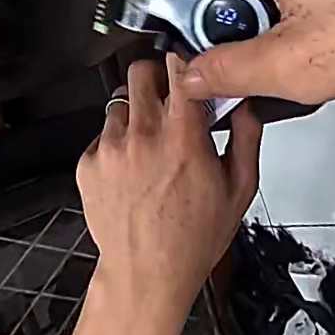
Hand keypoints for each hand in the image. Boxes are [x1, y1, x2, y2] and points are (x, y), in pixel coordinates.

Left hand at [70, 56, 261, 334]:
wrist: (146, 276)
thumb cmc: (194, 237)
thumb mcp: (238, 191)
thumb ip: (247, 137)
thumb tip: (247, 101)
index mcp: (182, 138)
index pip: (178, 69)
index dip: (183, 58)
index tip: (188, 60)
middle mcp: (141, 135)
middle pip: (140, 71)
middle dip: (155, 76)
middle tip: (166, 95)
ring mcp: (109, 147)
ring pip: (120, 100)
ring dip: (135, 111)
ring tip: (148, 141)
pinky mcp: (86, 160)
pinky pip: (102, 132)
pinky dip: (116, 140)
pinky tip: (130, 166)